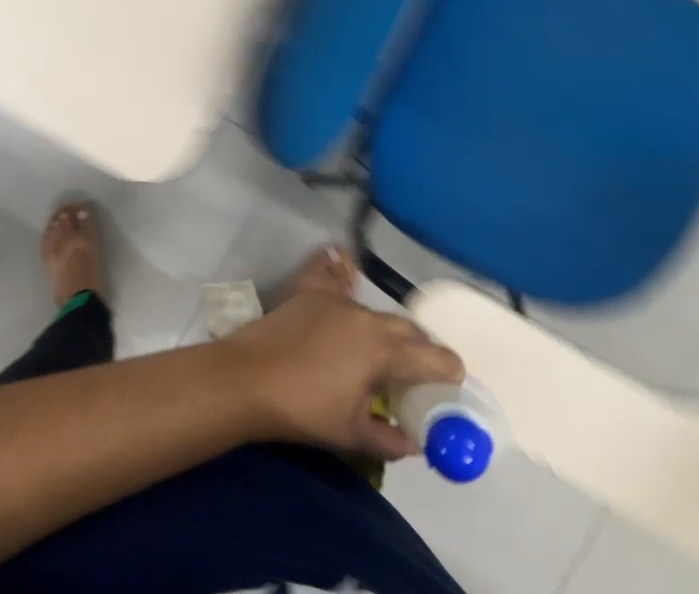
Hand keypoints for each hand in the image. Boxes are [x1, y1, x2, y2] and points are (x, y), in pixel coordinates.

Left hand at [225, 290, 464, 459]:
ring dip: (384, 329)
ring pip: (374, 311)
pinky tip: (341, 253)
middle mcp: (367, 318)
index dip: (448, 370)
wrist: (246, 381)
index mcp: (383, 352)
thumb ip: (388, 439)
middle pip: (406, 331)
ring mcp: (336, 301)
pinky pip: (331, 273)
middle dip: (418, 350)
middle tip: (416, 372)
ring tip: (380, 346)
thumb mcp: (350, 433)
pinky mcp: (308, 293)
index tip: (452, 381)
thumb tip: (414, 444)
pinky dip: (339, 267)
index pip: (432, 357)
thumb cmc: (302, 410)